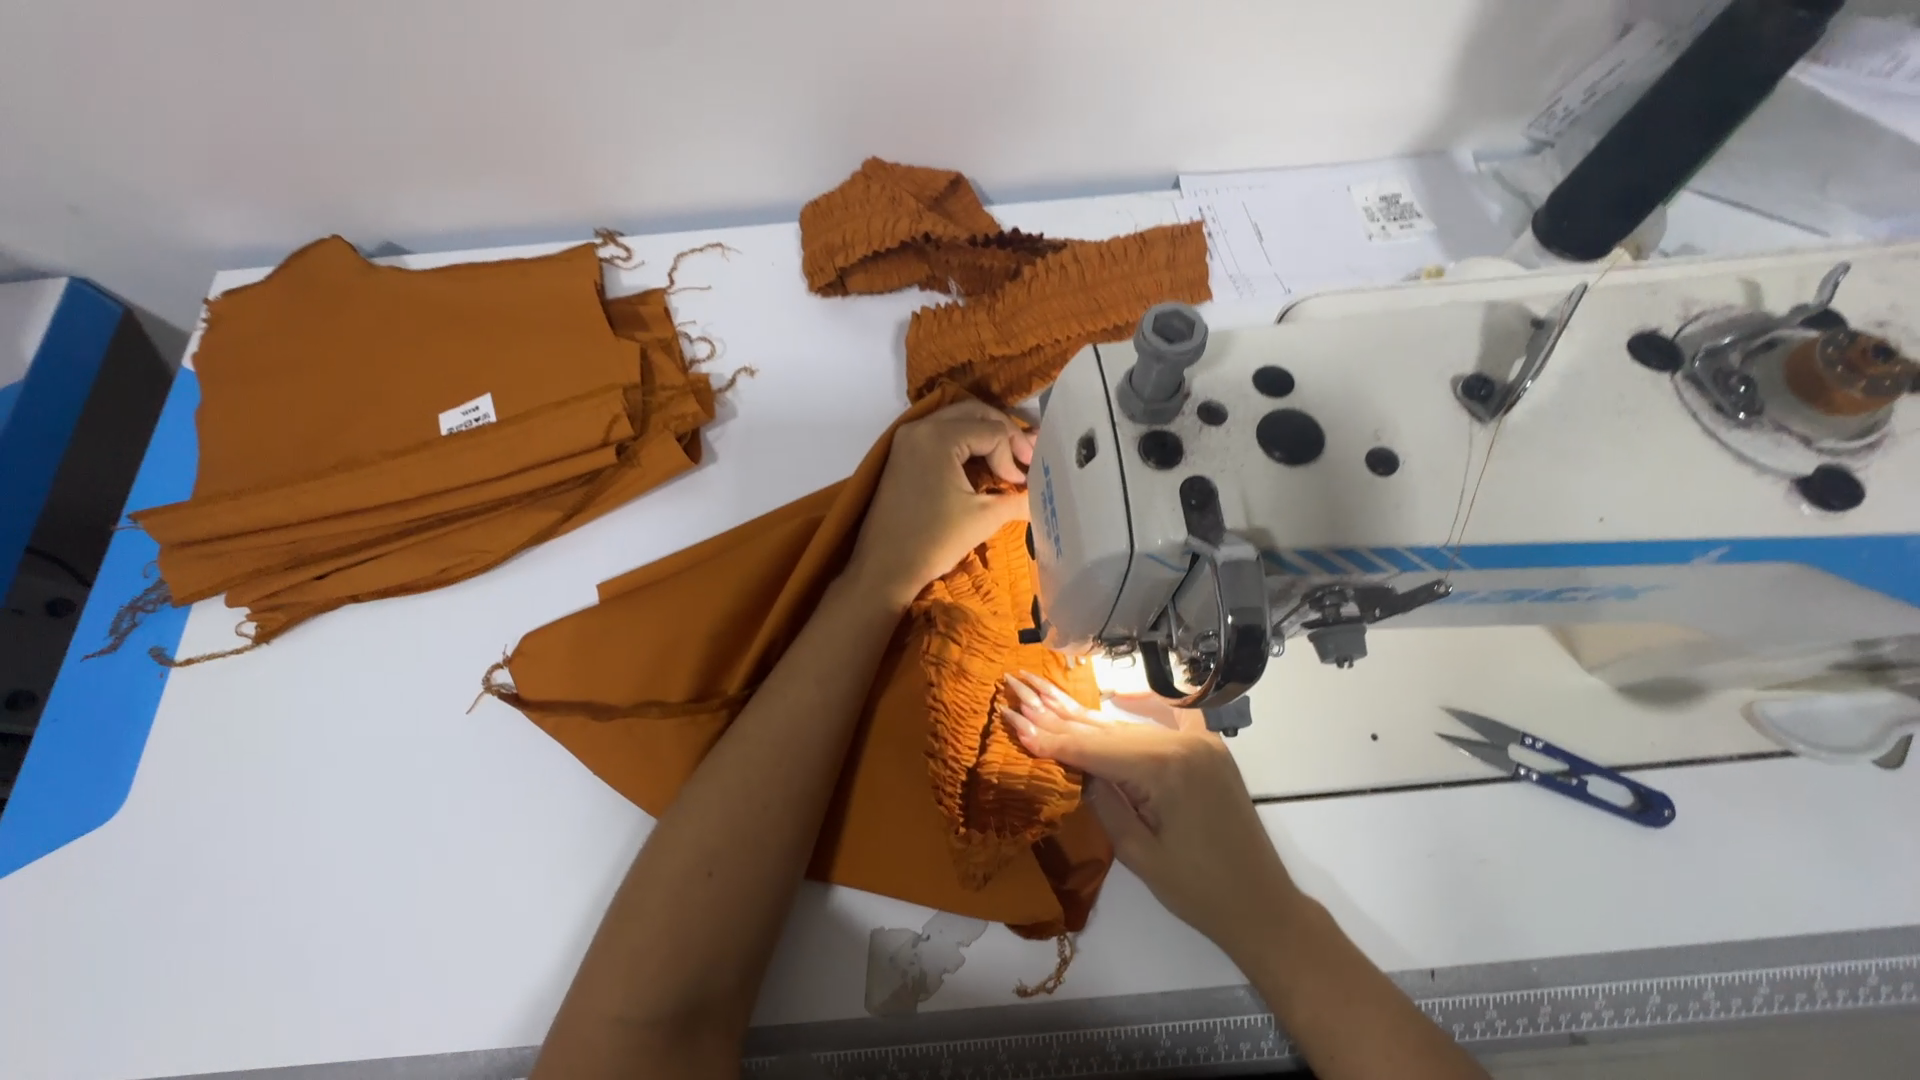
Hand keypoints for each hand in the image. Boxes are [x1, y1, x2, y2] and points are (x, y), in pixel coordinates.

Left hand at [844, 401, 1033, 605]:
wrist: (884, 567)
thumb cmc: (934, 541)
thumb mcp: (984, 517)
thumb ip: (1017, 498)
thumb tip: (1041, 494)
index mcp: (939, 436)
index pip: (992, 432)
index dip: (1013, 456)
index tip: (1022, 483)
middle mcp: (920, 427)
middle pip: (975, 413)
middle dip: (1004, 434)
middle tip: (1025, 459)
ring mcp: (907, 438)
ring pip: (957, 421)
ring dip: (986, 435)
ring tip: (1008, 459)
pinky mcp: (902, 453)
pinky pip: (941, 434)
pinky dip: (965, 443)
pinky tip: (983, 462)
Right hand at [1003, 674, 1303, 957]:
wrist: (1263, 906)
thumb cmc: (1197, 891)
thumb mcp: (1137, 853)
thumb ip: (1102, 801)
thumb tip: (1072, 764)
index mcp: (1164, 770)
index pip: (1092, 749)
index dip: (1048, 737)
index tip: (1009, 715)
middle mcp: (1182, 744)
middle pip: (1107, 730)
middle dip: (1058, 714)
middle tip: (1016, 688)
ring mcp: (1199, 743)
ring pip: (1129, 727)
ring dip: (1086, 717)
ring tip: (1043, 694)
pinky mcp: (1208, 751)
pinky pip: (1163, 724)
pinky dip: (1133, 713)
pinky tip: (1112, 695)